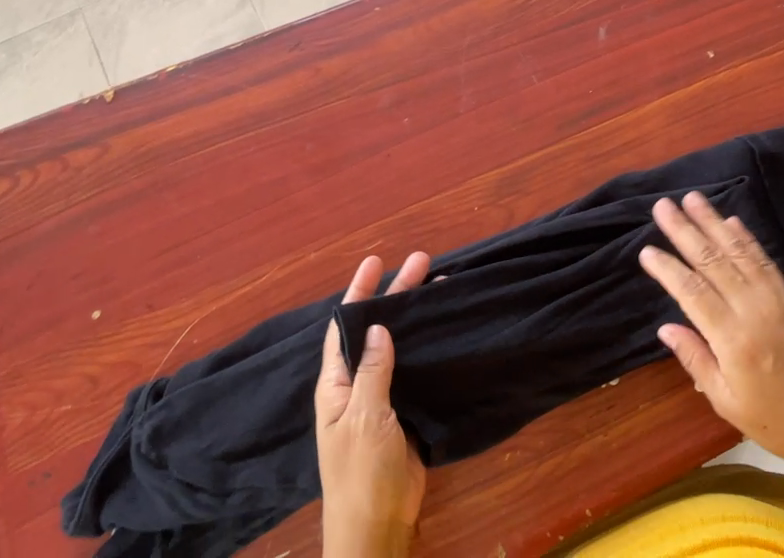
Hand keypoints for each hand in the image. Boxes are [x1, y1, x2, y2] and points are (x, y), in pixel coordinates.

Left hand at [315, 252, 430, 557]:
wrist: (378, 522)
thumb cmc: (360, 470)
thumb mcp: (363, 417)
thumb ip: (372, 371)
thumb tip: (378, 325)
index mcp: (336, 383)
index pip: (345, 326)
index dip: (359, 292)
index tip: (376, 261)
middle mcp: (357, 384)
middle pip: (376, 329)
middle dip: (396, 294)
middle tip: (424, 260)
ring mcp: (382, 397)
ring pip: (399, 345)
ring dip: (415, 317)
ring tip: (442, 286)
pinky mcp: (405, 411)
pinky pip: (415, 369)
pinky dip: (429, 346)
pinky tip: (447, 330)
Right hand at [639, 193, 783, 478]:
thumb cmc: (772, 420)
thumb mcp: (725, 400)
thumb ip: (695, 359)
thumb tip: (665, 328)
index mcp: (733, 340)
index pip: (692, 293)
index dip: (668, 269)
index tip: (646, 251)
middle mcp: (754, 310)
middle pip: (713, 262)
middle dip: (685, 231)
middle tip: (663, 206)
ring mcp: (775, 300)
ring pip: (739, 252)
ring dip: (714, 223)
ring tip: (693, 198)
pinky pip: (764, 260)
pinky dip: (747, 238)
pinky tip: (732, 221)